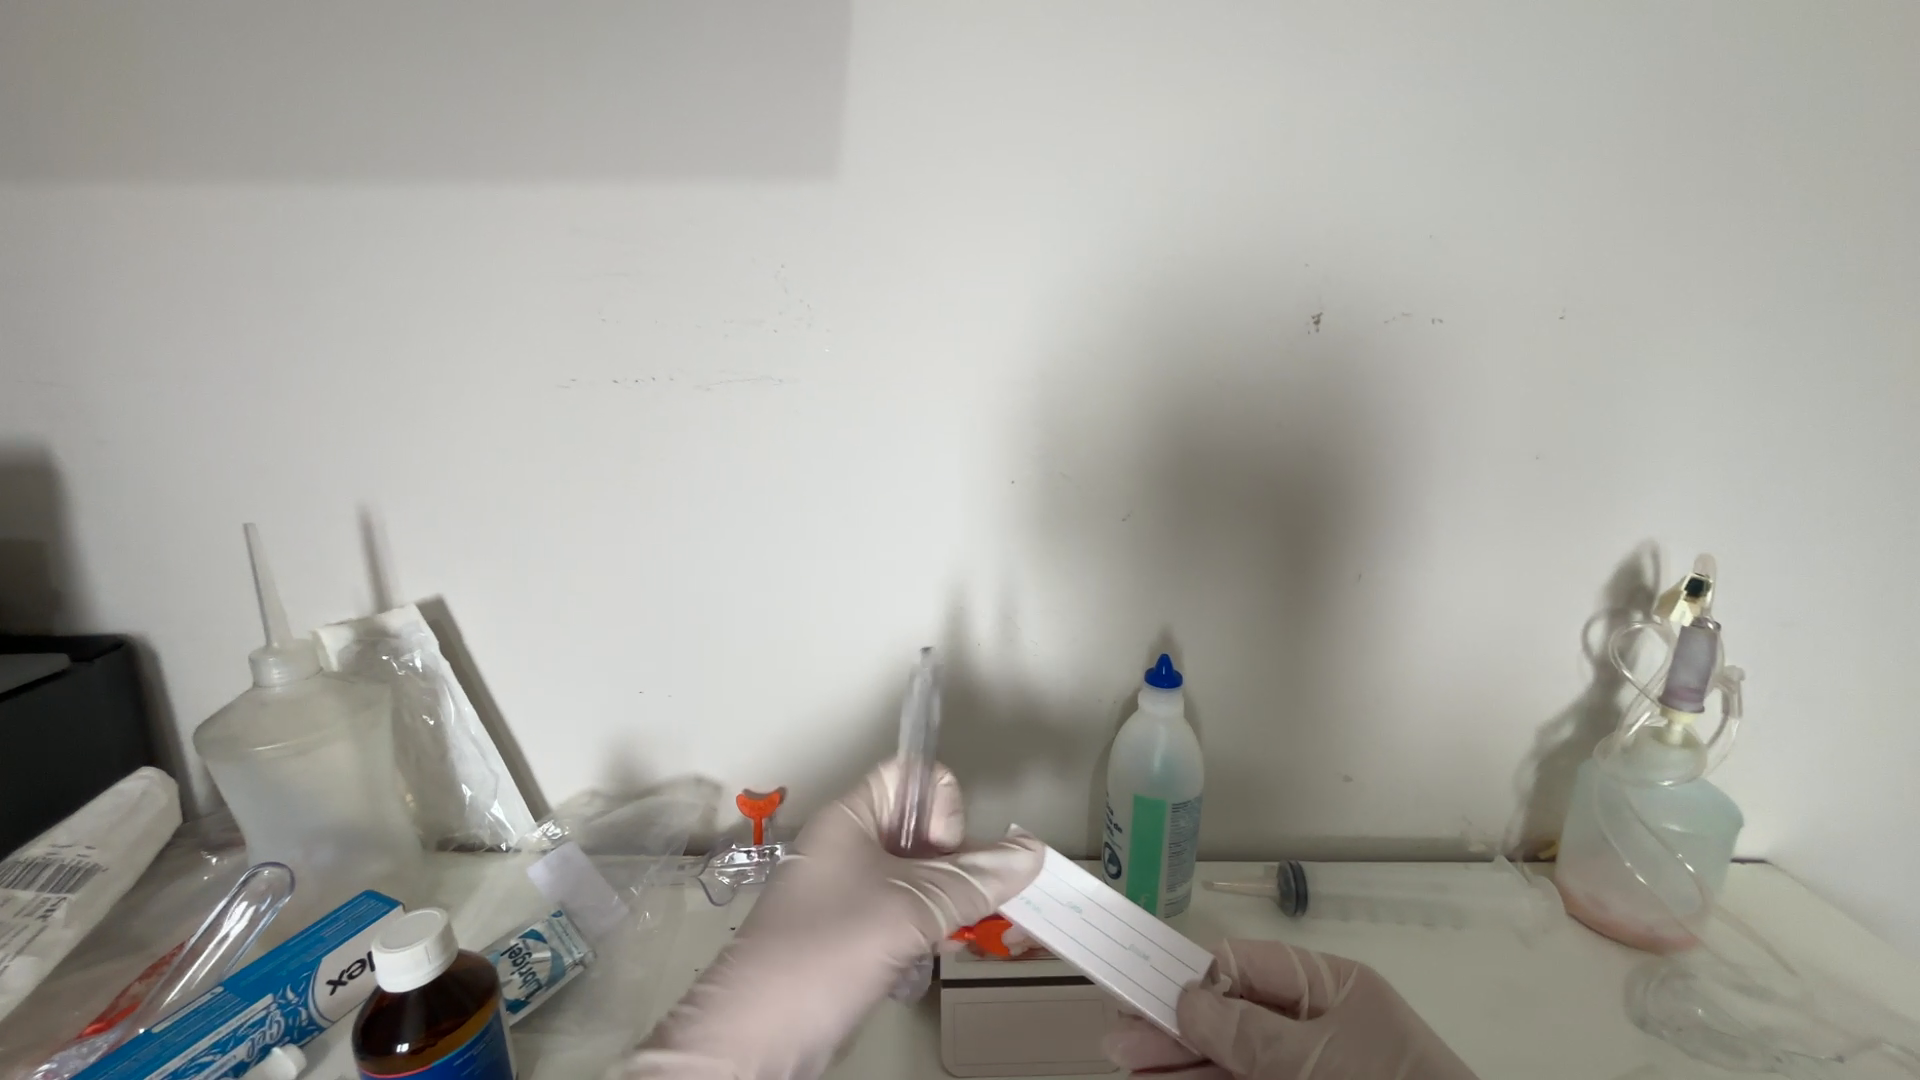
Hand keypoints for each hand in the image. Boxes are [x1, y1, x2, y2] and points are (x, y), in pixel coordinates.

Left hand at [616, 761, 1044, 1079]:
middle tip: (967, 905)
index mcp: (852, 816)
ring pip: (919, 875)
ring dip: (947, 902)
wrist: (754, 1040)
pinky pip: (906, 910)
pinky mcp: (854, 931)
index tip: (942, 851)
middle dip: (956, 863)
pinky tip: (930, 956)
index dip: (940, 805)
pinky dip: (927, 928)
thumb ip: (975, 880)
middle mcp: (851, 844)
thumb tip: (1033, 854)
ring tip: (952, 936)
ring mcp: (850, 890)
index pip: (912, 776)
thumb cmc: (825, 952)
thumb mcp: (908, 909)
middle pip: (922, 829)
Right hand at [1105, 940, 1478, 1079]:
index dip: (1192, 976)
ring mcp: (1308, 1070)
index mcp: (1330, 988)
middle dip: (1173, 1026)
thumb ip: (1250, 1033)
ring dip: (1179, 1062)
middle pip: (1230, 1016)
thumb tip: (1185, 997)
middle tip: (1119, 1039)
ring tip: (1126, 1065)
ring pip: (1231, 1059)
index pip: (1245, 965)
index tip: (1141, 988)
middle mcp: (1315, 1026)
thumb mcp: (1322, 1062)